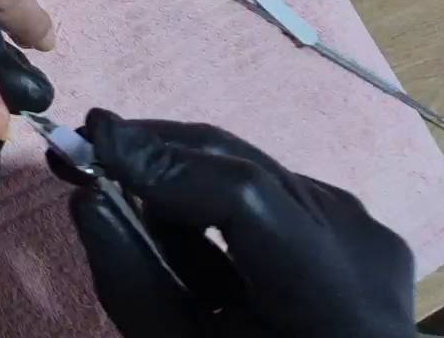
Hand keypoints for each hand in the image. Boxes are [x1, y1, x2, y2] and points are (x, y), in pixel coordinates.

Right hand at [53, 111, 417, 337]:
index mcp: (335, 304)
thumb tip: (84, 195)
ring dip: (177, 183)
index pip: (243, 197)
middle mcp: (360, 246)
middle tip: (82, 152)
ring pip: (242, 167)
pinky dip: (211, 201)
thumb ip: (130, 279)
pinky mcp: (348, 221)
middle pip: (238, 164)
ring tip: (144, 227)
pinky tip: (196, 243)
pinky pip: (261, 185)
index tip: (90, 140)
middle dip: (152, 154)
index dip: (161, 161)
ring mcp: (361, 228)